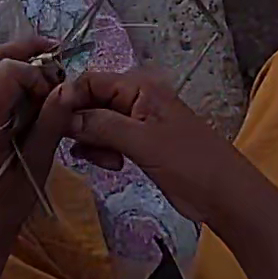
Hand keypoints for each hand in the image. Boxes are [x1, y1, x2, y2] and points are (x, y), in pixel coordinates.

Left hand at [0, 37, 72, 240]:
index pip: (7, 71)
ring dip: (20, 56)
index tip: (53, 93)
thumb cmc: (12, 196)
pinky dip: (13, 68)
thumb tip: (69, 88)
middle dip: (27, 50)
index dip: (35, 74)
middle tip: (57, 53)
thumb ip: (51, 121)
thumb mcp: (38, 160)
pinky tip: (34, 79)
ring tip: (48, 63)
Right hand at [60, 70, 260, 224]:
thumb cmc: (189, 163)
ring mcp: (138, 121)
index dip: (69, 96)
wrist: (227, 198)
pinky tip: (108, 164)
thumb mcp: (142, 141)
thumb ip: (101, 124)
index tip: (50, 119)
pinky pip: (109, 138)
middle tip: (74, 146)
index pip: (91, 81)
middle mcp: (135, 98)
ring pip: (97, 121)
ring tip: (100, 160)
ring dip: (91, 139)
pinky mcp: (139, 142)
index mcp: (139, 87)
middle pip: (92, 100)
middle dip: (79, 121)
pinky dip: (102, 149)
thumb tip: (63, 114)